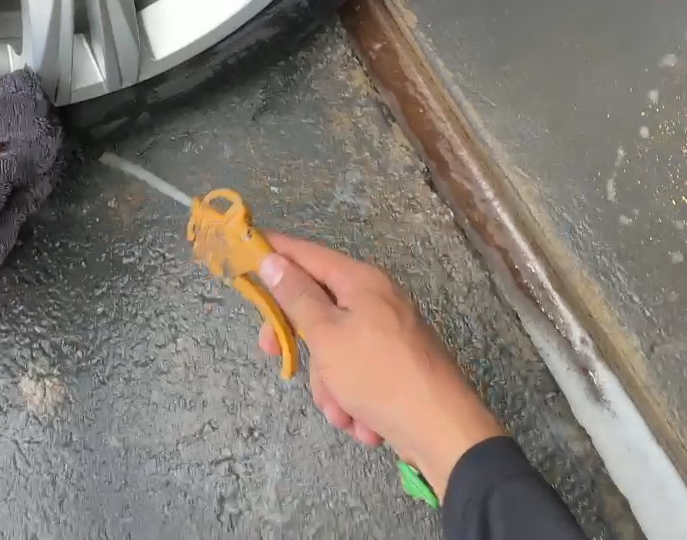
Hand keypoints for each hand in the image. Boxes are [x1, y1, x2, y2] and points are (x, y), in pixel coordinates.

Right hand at [256, 233, 503, 490]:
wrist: (444, 434)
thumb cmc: (379, 374)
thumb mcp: (327, 335)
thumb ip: (296, 296)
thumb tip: (272, 259)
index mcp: (359, 280)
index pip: (305, 253)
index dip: (272, 252)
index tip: (241, 253)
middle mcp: (374, 298)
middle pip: (317, 306)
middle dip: (300, 342)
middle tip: (272, 355)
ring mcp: (387, 332)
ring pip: (334, 347)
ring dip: (330, 384)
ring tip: (342, 412)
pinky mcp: (396, 364)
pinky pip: (357, 371)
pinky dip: (352, 396)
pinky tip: (362, 421)